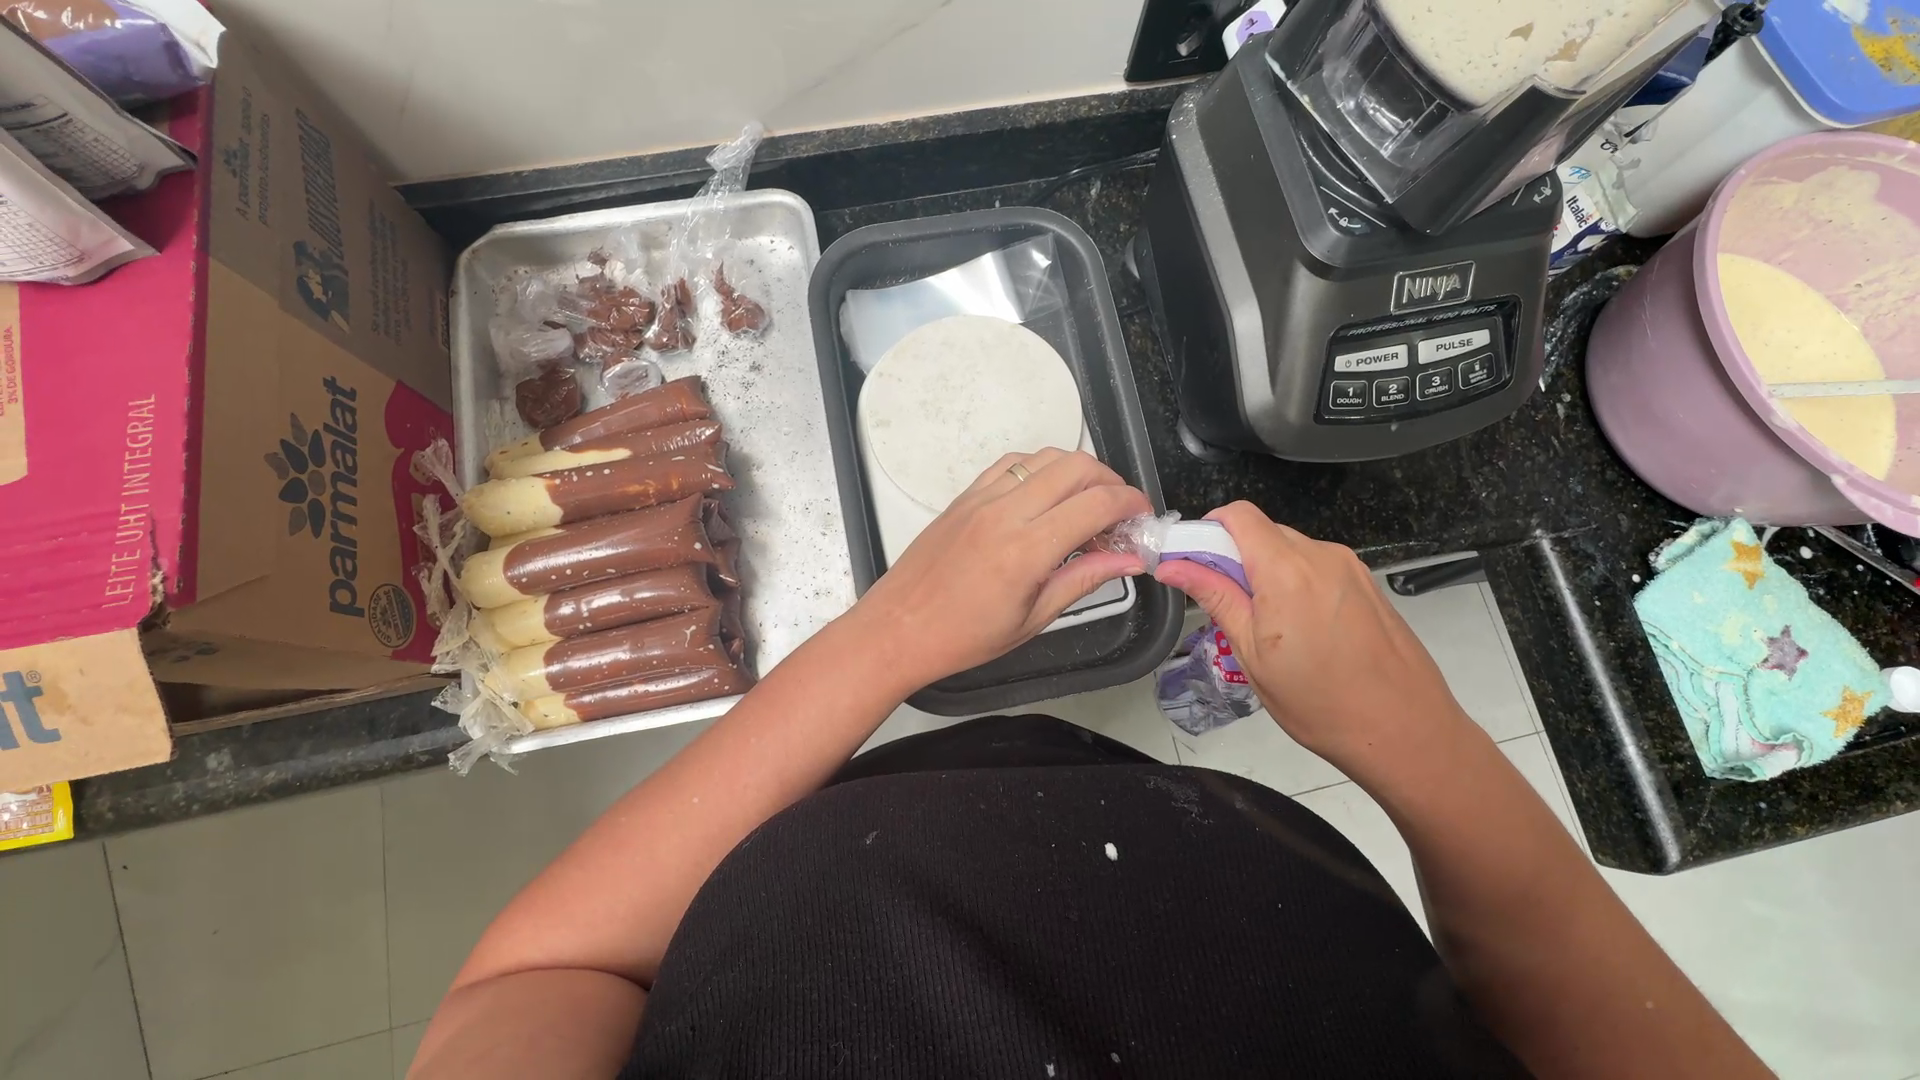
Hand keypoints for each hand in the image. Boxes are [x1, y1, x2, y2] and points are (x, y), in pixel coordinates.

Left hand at [851, 449, 1150, 691]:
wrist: (898, 628)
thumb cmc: (962, 637)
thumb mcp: (1033, 619)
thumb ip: (1084, 580)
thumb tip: (1129, 560)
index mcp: (1026, 550)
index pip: (1096, 504)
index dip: (1131, 504)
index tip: (1143, 518)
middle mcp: (1005, 512)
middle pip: (1076, 466)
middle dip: (1111, 481)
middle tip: (1120, 512)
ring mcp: (982, 498)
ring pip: (1045, 456)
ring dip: (1077, 470)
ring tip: (1086, 504)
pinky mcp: (965, 496)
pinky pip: (1012, 462)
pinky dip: (1040, 468)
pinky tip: (1046, 495)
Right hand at [1152, 502, 1469, 766]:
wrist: (1405, 731)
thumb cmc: (1319, 701)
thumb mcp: (1252, 653)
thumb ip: (1215, 597)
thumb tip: (1172, 565)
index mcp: (1287, 569)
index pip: (1238, 515)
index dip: (1208, 529)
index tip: (1192, 562)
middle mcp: (1322, 556)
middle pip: (1264, 531)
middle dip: (1235, 557)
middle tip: (1225, 604)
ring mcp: (1350, 568)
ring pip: (1291, 550)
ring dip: (1266, 572)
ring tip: (1267, 627)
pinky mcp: (1368, 584)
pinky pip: (1318, 567)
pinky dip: (1296, 583)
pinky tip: (1301, 631)